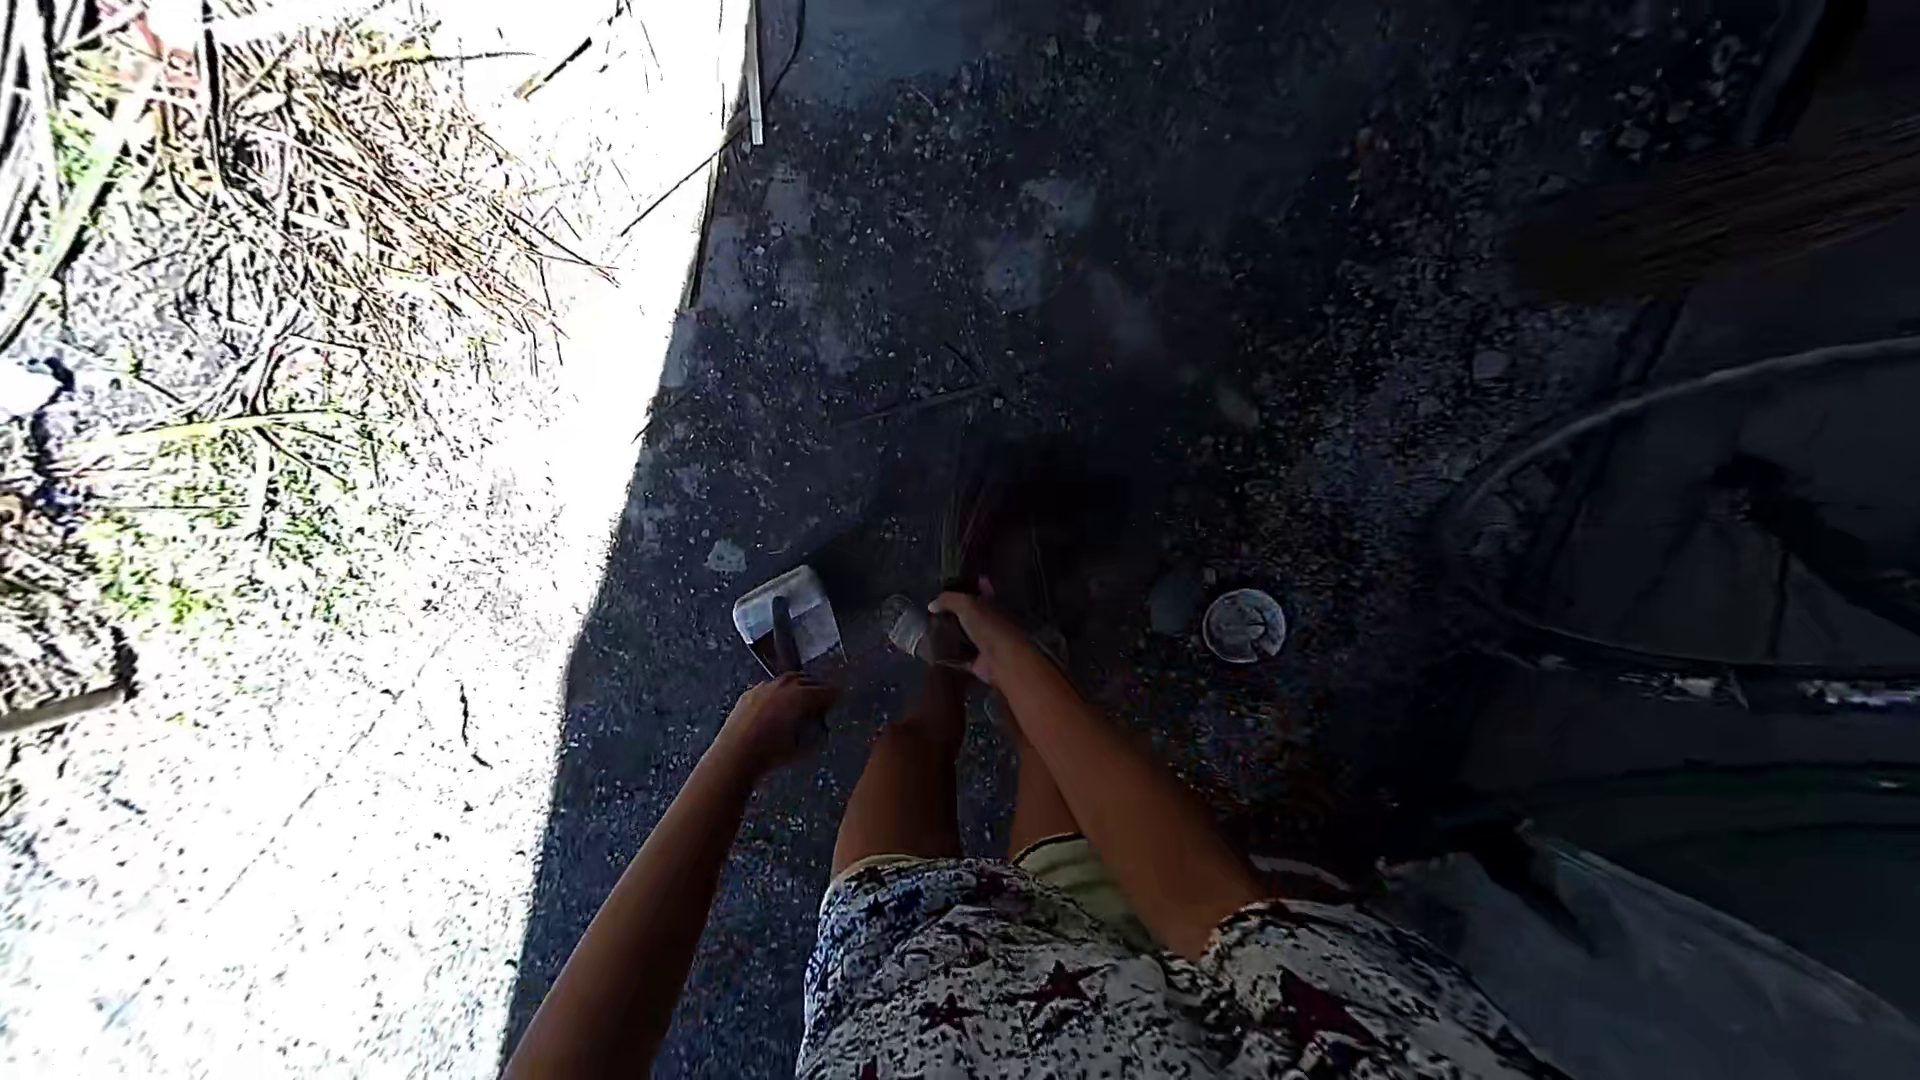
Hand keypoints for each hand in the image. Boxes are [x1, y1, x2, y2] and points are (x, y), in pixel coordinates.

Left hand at [714, 673, 839, 776]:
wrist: (735, 756)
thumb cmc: (769, 754)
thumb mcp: (802, 747)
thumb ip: (816, 733)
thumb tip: (821, 729)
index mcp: (800, 697)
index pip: (824, 691)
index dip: (833, 695)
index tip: (837, 697)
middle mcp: (783, 687)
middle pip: (807, 680)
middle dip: (817, 687)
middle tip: (823, 696)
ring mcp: (765, 688)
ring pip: (787, 679)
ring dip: (798, 685)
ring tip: (802, 695)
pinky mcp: (750, 693)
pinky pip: (769, 686)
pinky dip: (778, 690)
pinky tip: (778, 700)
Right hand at [928, 582, 1028, 685]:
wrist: (1002, 659)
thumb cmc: (989, 626)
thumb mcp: (967, 604)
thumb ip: (949, 600)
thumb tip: (932, 604)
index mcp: (992, 603)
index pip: (982, 588)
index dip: (970, 584)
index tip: (952, 584)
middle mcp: (989, 620)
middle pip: (970, 612)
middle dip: (954, 610)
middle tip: (932, 608)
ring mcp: (983, 641)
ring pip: (963, 633)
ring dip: (949, 632)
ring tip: (927, 627)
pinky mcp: (976, 659)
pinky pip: (959, 654)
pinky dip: (948, 653)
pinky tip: (932, 648)